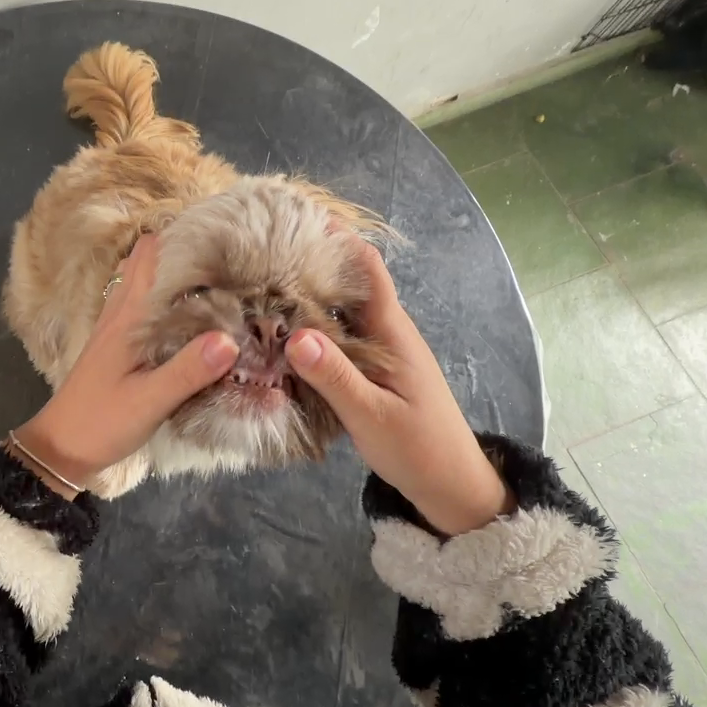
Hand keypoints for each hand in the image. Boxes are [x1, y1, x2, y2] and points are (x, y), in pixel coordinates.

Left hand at [10, 234, 239, 497]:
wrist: (61, 449)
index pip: (150, 253)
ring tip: (227, 279)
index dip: (184, 235)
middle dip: (189, 252)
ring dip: (181, 277)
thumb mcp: (148, 401)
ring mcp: (119, 329)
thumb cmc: (100, 421)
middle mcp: (122, 313)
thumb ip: (187, 370)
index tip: (227, 234)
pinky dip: (173, 304)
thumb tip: (231, 338)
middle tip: (237, 255)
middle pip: (152, 262)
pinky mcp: (121, 348)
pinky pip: (149, 311)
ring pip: (150, 285)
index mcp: (127, 315)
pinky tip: (200, 317)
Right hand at [284, 243, 511, 534]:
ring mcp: (378, 350)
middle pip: (346, 283)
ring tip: (256, 287)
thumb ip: (336, 376)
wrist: (451, 485)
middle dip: (309, 264)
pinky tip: (277, 334)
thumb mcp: (372, 415)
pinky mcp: (369, 369)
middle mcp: (385, 331)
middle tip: (257, 254)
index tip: (294, 221)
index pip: (366, 269)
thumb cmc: (418, 448)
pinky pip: (335, 337)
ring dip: (304, 297)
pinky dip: (308, 328)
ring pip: (337, 311)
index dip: (336, 239)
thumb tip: (295, 336)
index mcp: (392, 331)